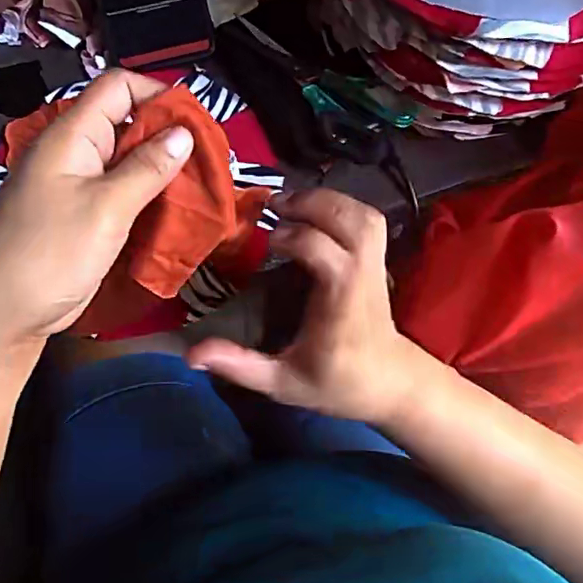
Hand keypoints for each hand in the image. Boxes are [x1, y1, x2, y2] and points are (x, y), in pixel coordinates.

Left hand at [0, 71, 192, 343]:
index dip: (158, 94)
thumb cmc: (47, 255)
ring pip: (129, 160)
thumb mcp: (106, 208)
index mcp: (72, 136)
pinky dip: (150, 195)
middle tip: (207, 161)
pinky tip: (175, 211)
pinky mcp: (83, 213)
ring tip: (199, 187)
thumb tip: (184, 133)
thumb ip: (147, 168)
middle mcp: (75, 152)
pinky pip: (123, 190)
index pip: (119, 87)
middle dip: (170, 136)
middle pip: (128, 122)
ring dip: (164, 169)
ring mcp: (78, 184)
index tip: (195, 123)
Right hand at [189, 188, 451, 425]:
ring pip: (363, 214)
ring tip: (293, 203)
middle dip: (311, 203)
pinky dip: (343, 206)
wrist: (390, 383)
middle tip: (274, 205)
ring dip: (327, 200)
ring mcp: (377, 263)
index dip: (292, 237)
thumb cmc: (337, 383)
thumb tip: (192, 355)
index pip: (322, 250)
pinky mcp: (380, 259)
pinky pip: (369, 219)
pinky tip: (316, 212)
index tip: (267, 244)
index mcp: (341, 300)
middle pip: (348, 220)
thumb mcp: (283, 383)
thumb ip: (240, 366)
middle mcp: (363, 273)